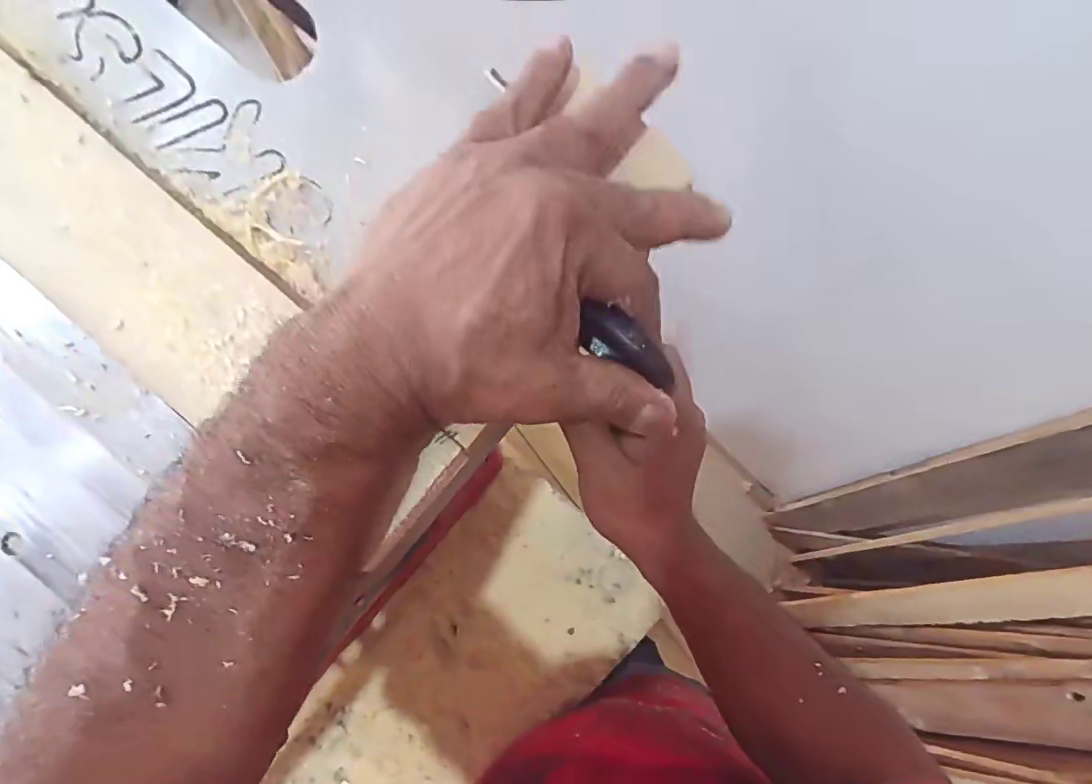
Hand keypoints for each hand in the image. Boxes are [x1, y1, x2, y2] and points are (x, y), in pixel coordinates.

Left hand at [271, 39, 730, 450]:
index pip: (632, 278)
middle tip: (717, 210)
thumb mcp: (553, 387)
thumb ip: (618, 395)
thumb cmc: (464, 368)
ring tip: (658, 61)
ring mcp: (497, 164)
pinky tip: (555, 57)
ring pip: (573, 125)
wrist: (374, 352)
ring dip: (620, 96)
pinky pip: (504, 112)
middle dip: (679, 207)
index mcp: (570, 233)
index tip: (635, 351)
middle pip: (626, 190)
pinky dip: (534, 85)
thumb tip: (670, 419)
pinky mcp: (460, 163)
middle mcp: (541, 182)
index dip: (640, 319)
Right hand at [565, 346, 708, 574]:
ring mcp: (688, 420)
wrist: (660, 543)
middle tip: (580, 364)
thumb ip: (583, 414)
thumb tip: (564, 372)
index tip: (578, 340)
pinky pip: (657, 400)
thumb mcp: (594, 460)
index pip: (647, 347)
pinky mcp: (680, 433)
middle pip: (653, 359)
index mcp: (672, 408)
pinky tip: (606, 410)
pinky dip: (633, 397)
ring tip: (589, 385)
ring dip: (625, 378)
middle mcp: (688, 406)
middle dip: (618, 357)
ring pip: (654, 378)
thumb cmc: (628, 507)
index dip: (612, 338)